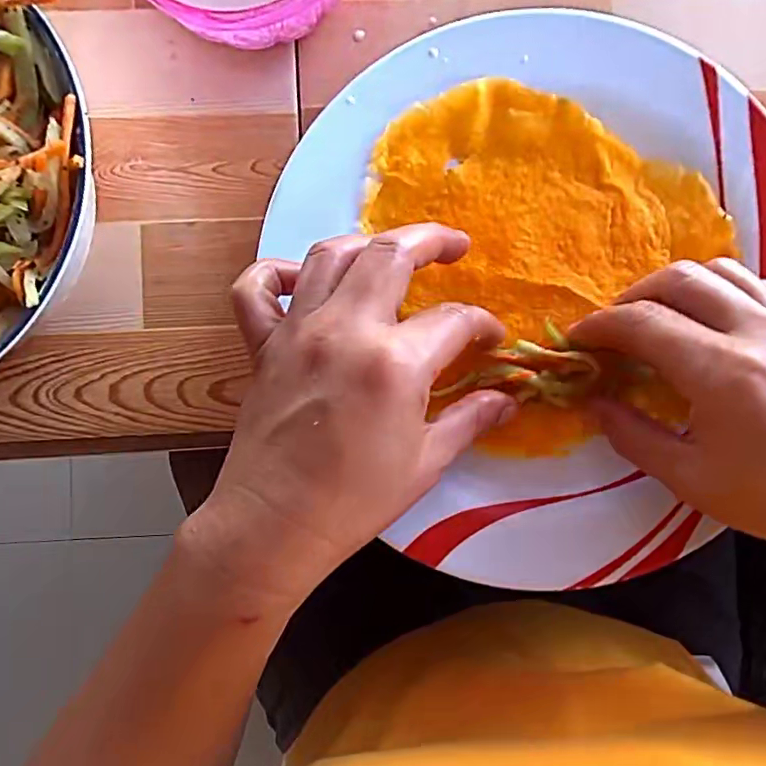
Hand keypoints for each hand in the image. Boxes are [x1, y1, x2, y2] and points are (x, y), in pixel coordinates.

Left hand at [183, 224, 514, 613]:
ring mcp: (297, 332)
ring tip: (390, 252)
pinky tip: (301, 279)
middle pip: (391, 254)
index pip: (454, 320)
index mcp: (395, 363)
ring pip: (329, 255)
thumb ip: (470, 419)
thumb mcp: (427, 461)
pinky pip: (257, 289)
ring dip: (366, 244)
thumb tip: (508, 400)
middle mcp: (346, 330)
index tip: (492, 340)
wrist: (275, 525)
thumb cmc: (356, 500)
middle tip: (455, 246)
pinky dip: (276, 272)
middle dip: (431, 240)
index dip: (482, 325)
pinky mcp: (262, 346)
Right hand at [569, 259, 765, 574]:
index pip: (643, 324)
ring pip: (715, 270)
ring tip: (652, 320)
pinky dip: (713, 289)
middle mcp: (755, 333)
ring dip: (671, 286)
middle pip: (676, 280)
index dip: (599, 327)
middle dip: (629, 298)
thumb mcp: (692, 479)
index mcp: (724, 374)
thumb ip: (633, 436)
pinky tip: (703, 321)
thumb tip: (594, 403)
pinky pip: (749, 284)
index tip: (576, 341)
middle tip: (609, 332)